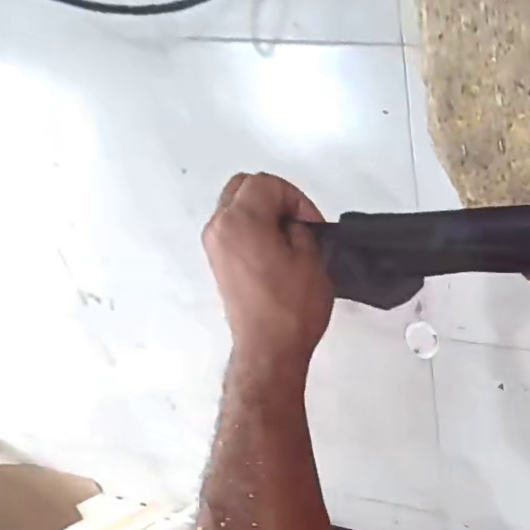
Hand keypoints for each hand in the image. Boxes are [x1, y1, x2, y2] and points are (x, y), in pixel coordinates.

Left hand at [202, 173, 333, 368]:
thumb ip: (302, 232)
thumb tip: (294, 227)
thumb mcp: (312, 262)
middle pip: (244, 187)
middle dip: (277, 199)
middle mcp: (220, 226)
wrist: (270, 346)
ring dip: (266, 215)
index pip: (267, 184)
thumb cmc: (292, 308)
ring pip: (237, 207)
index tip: (314, 225)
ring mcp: (215, 244)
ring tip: (292, 242)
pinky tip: (279, 255)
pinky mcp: (219, 262)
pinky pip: (234, 230)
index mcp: (241, 220)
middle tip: (303, 225)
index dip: (298, 199)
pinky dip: (256, 231)